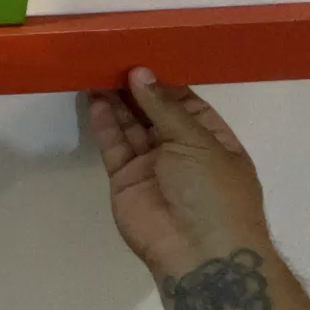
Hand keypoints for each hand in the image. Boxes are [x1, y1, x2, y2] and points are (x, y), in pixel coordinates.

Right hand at [86, 68, 272, 275]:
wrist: (197, 251)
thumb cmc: (213, 192)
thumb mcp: (197, 142)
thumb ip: (164, 107)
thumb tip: (140, 72)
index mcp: (214, 142)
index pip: (187, 104)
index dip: (164, 82)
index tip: (141, 57)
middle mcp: (182, 151)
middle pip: (155, 113)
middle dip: (136, 89)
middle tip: (112, 59)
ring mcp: (152, 165)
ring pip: (131, 126)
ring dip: (117, 101)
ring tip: (97, 72)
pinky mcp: (125, 177)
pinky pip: (113, 145)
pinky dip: (104, 123)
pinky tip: (95, 100)